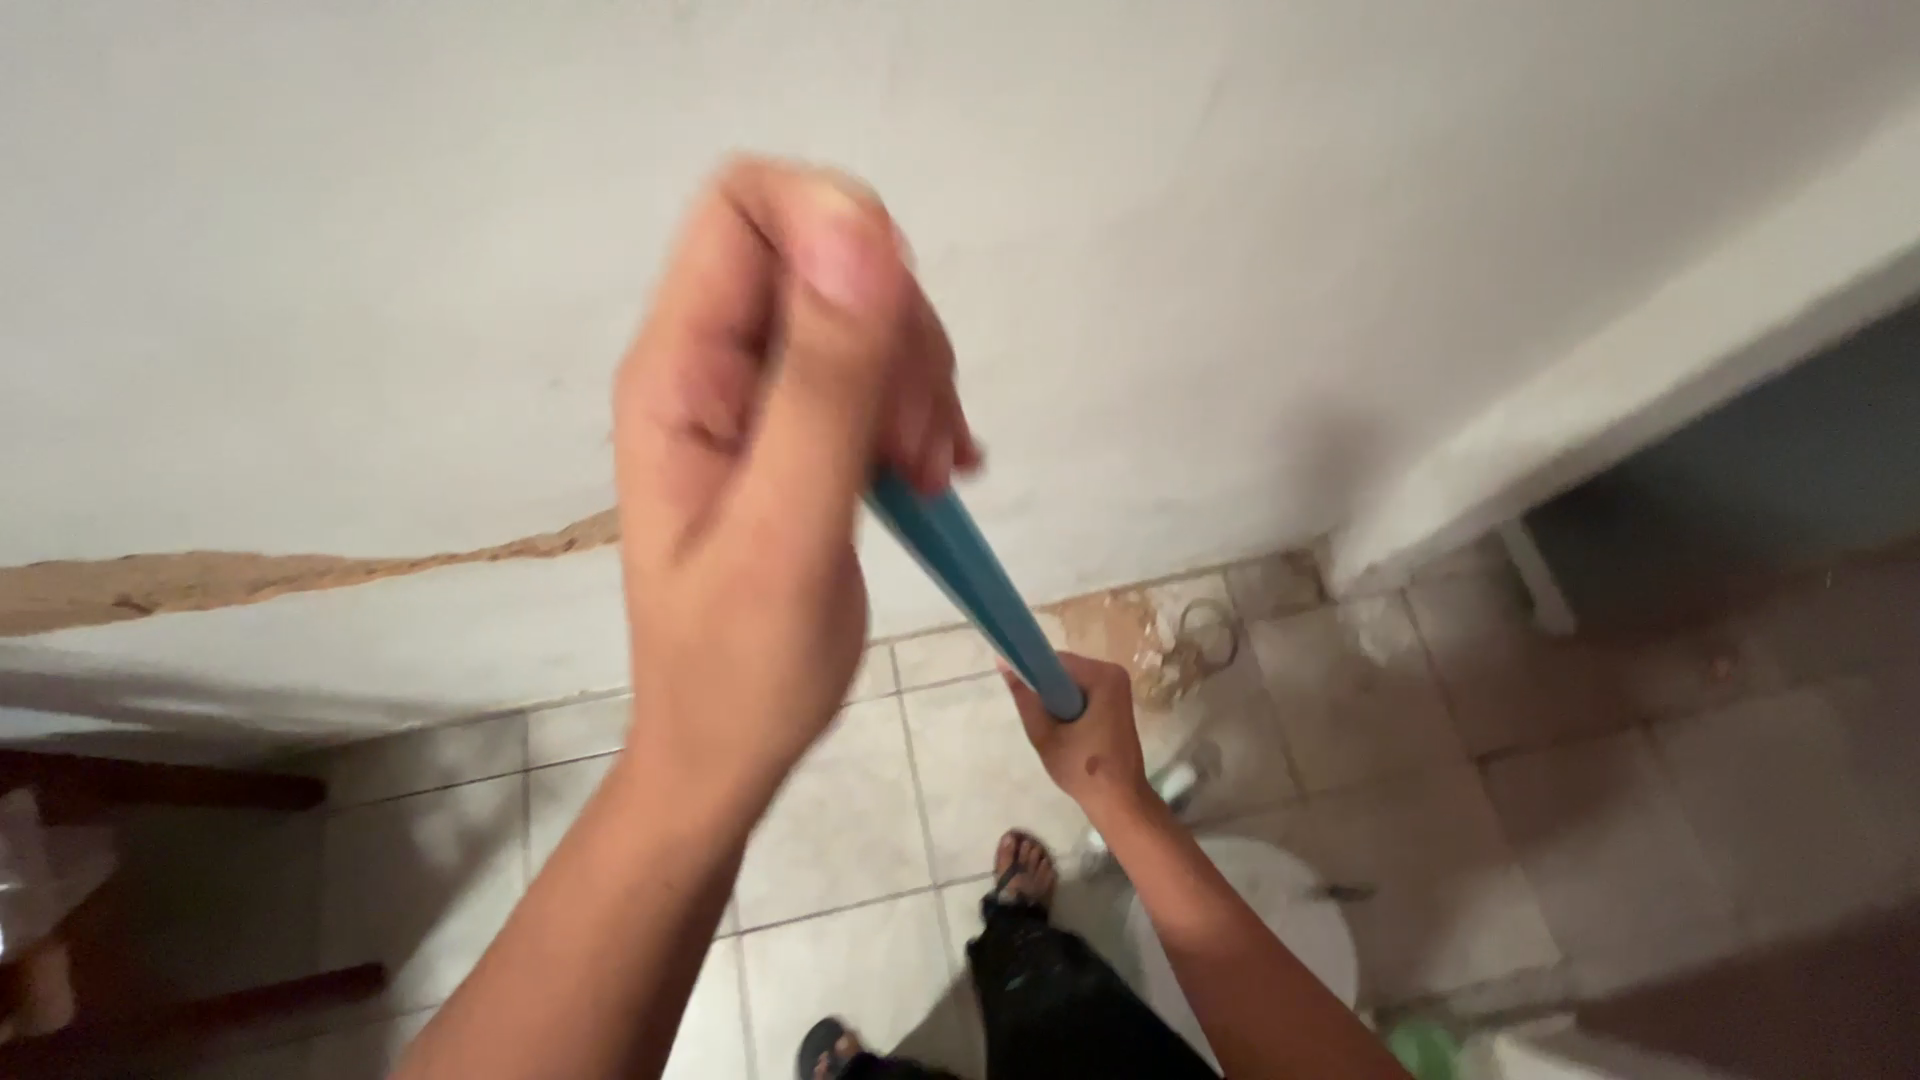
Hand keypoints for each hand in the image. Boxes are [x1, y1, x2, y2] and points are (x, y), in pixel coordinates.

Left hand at [613, 157, 977, 794]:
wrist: (729, 745)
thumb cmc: (742, 666)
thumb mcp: (786, 530)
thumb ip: (824, 385)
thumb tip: (861, 228)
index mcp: (682, 370)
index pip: (747, 208)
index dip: (837, 228)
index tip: (901, 330)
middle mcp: (717, 366)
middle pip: (829, 261)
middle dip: (899, 335)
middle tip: (918, 444)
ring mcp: (763, 401)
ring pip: (868, 320)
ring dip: (920, 384)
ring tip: (927, 476)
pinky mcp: (805, 435)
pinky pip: (880, 378)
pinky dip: (923, 413)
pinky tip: (937, 475)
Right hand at [1001, 653, 1153, 818]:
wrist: (1120, 801)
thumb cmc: (1083, 770)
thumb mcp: (1045, 735)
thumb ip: (1025, 697)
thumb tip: (1002, 661)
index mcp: (1103, 676)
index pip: (1055, 661)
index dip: (1033, 674)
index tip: (1019, 694)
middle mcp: (1114, 674)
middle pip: (1064, 671)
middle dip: (1046, 690)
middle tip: (1039, 721)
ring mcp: (1118, 688)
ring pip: (1071, 682)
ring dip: (1056, 700)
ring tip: (1052, 729)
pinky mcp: (1116, 701)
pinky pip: (1082, 692)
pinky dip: (1069, 706)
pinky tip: (1065, 730)